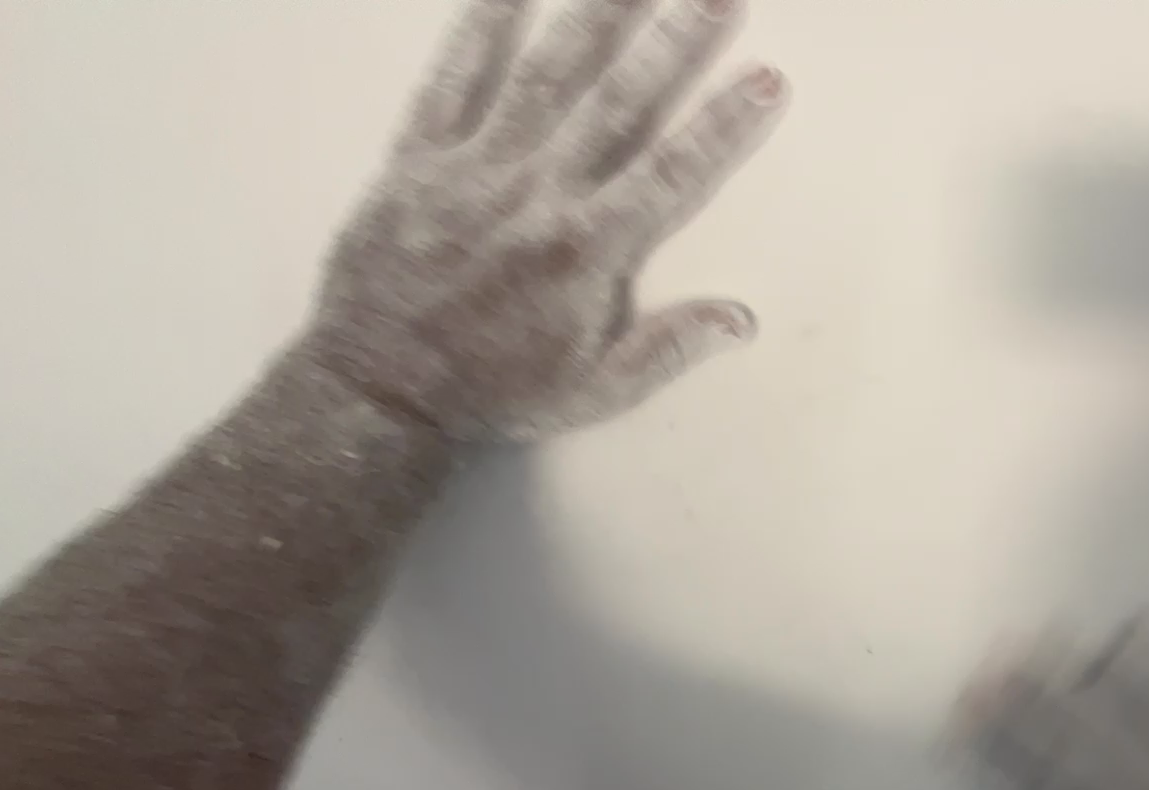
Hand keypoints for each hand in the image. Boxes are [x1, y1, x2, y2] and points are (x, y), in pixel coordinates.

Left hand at [306, 0, 786, 439]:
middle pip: (618, 102)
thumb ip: (668, 349)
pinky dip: (479, 24)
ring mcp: (474, 167)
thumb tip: (741, 319)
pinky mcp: (417, 157)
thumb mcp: (596, 391)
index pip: (672, 174)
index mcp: (587, 251)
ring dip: (595, 13)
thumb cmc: (500, 392)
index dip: (723, 125)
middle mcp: (538, 193)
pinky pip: (451, 76)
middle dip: (675, 41)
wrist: (383, 386)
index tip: (765, 80)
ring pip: (544, 72)